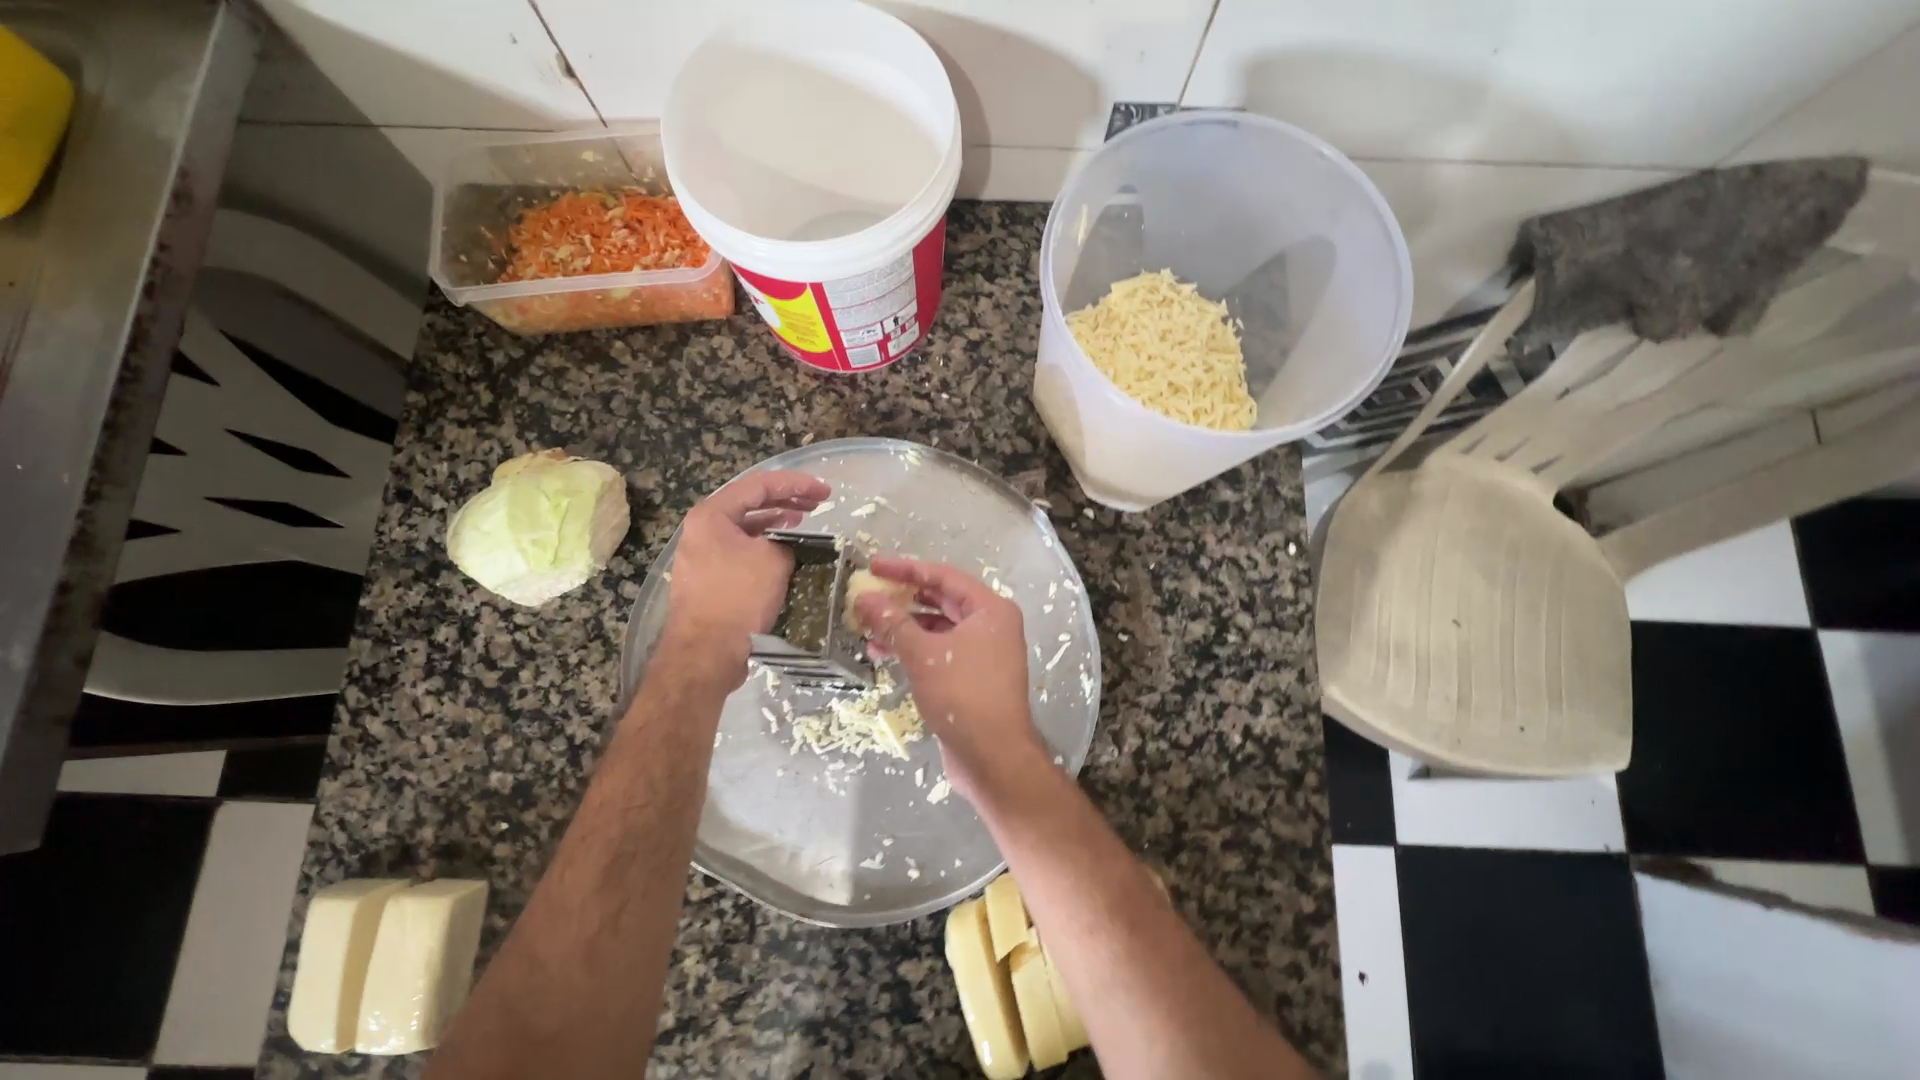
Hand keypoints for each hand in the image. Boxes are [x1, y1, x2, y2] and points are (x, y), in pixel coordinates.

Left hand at [664, 471, 830, 683]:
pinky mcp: (708, 580)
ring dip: (775, 523)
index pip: (759, 485)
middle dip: (786, 500)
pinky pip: (740, 552)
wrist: (705, 652)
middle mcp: (701, 530)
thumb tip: (788, 547)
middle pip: (749, 504)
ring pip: (744, 529)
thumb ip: (786, 542)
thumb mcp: (773, 560)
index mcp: (711, 515)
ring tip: (802, 522)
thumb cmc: (738, 598)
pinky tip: (783, 554)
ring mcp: (702, 556)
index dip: (796, 484)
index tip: (825, 492)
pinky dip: (764, 547)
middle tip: (818, 503)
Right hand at [853, 556, 1049, 802]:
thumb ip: (893, 622)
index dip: (906, 569)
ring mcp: (983, 653)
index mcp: (990, 610)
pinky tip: (883, 654)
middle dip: (902, 600)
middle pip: (941, 600)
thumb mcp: (923, 654)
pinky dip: (913, 649)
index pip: (943, 576)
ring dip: (903, 628)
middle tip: (868, 596)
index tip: (874, 566)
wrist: (992, 756)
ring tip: (866, 631)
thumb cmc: (963, 696)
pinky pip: (939, 651)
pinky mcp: (971, 677)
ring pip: (937, 628)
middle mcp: (991, 626)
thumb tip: (864, 598)